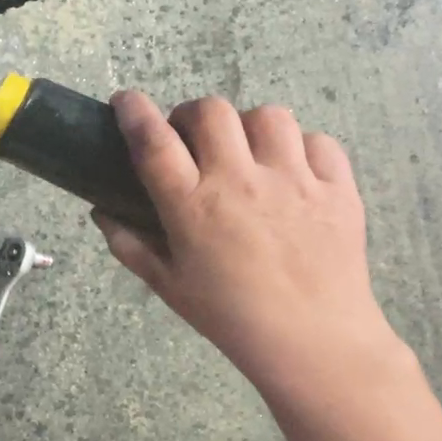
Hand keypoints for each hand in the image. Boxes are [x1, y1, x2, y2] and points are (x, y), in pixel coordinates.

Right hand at [95, 92, 402, 392]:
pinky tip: (288, 171)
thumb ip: (128, 242)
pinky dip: (298, 147)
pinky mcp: (339, 188)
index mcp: (191, 205)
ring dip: (245, 127)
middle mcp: (241, 181)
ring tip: (243, 151)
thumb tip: (102, 211)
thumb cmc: (227, 313)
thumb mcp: (164, 282)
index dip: (134, 111)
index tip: (125, 101)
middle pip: (211, 111)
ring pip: (267, 116)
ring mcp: (295, 180)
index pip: (153, 140)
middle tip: (188, 139)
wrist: (314, 339)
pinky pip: (318, 141)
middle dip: (191, 115)